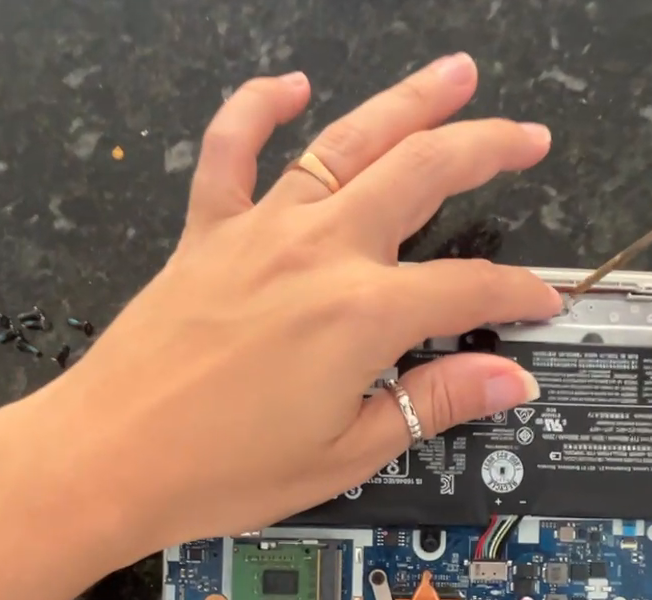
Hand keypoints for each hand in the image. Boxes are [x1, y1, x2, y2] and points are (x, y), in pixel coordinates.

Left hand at [0, 56, 557, 563]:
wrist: (108, 460)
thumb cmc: (221, 470)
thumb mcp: (346, 452)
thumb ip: (433, 402)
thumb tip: (508, 379)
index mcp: (362, 315)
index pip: (469, 289)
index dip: (519, 294)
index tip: (543, 302)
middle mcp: (318, 253)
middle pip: (422, 174)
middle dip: (487, 148)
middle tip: (527, 136)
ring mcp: (259, 233)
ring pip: (347, 140)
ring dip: (408, 102)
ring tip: (454, 76)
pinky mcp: (206, 235)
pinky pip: (232, 151)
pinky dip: (259, 109)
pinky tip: (291, 87)